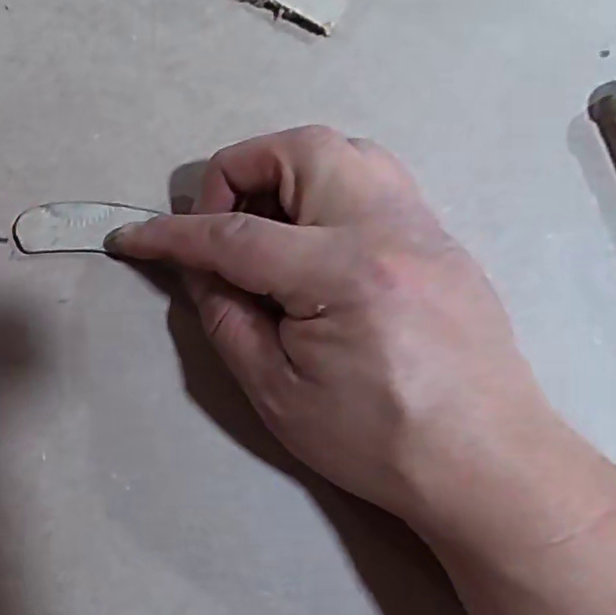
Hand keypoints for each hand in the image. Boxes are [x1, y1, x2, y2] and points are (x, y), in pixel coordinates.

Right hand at [108, 127, 615, 551]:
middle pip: (298, 150)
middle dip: (234, 175)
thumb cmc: (372, 439)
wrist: (487, 464)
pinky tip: (305, 244)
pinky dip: (318, 191)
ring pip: (341, 150)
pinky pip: (369, 178)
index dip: (170, 235)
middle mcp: (390, 229)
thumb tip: (197, 270)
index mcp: (344, 274)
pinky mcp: (437, 238)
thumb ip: (225, 317)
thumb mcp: (273, 390)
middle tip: (215, 230)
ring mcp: (423, 226)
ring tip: (257, 231)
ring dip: (280, 174)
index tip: (128, 239)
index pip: (234, 235)